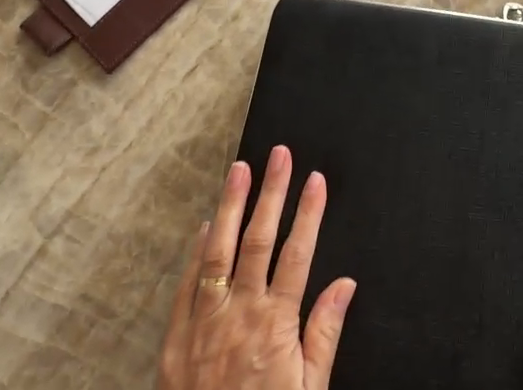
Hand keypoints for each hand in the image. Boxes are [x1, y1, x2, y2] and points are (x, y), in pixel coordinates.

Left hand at [157, 146, 357, 389]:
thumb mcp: (309, 388)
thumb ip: (325, 332)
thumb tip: (346, 284)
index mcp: (276, 324)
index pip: (297, 253)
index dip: (308, 213)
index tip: (316, 180)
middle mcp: (240, 314)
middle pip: (258, 240)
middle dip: (271, 193)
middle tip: (279, 155)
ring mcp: (204, 323)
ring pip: (218, 252)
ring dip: (230, 207)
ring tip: (239, 169)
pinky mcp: (176, 339)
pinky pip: (187, 285)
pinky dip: (197, 252)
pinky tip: (206, 225)